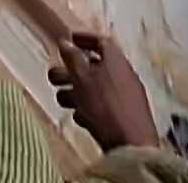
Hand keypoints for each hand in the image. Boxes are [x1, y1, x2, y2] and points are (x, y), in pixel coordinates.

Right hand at [48, 31, 158, 150]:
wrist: (133, 148)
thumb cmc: (104, 105)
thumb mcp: (81, 77)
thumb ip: (71, 57)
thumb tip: (64, 41)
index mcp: (116, 60)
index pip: (100, 41)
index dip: (83, 38)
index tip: (68, 39)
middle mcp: (124, 75)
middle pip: (94, 66)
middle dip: (71, 70)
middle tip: (54, 75)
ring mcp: (128, 98)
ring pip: (97, 88)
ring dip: (76, 91)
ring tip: (61, 99)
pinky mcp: (128, 119)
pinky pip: (106, 106)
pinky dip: (90, 107)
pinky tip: (79, 116)